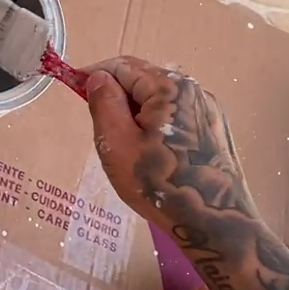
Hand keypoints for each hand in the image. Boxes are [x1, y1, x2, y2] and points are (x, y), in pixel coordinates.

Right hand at [84, 57, 253, 227]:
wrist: (214, 223)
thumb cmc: (158, 183)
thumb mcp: (116, 142)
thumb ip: (104, 103)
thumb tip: (98, 78)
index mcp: (168, 88)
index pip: (122, 66)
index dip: (94, 74)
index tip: (75, 90)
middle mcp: (193, 90)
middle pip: (142, 79)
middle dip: (116, 94)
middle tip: (99, 123)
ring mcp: (208, 110)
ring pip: (158, 98)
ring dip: (134, 110)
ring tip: (123, 142)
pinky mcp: (214, 129)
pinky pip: (174, 113)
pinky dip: (154, 122)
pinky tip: (149, 150)